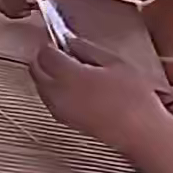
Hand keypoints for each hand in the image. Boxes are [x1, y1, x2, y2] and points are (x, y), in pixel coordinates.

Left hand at [29, 37, 168, 148]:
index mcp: (67, 75)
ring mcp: (55, 106)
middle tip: (63, 53)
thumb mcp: (115, 62)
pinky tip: (75, 88)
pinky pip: (47, 97)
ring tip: (73, 71)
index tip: (60, 41)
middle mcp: (55, 91)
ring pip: (39, 83)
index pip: (44, 54)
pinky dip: (53, 88)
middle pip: (35, 68)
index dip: (50, 45)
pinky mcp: (60, 117)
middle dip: (45, 58)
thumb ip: (86, 48)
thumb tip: (69, 41)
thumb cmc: (132, 97)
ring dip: (47, 73)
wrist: (137, 131)